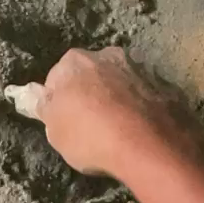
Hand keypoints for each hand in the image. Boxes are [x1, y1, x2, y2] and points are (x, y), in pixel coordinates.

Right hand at [11, 48, 203, 181]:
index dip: (59, 102)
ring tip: (120, 133)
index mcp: (75, 61)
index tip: (64, 123)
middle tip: (91, 128)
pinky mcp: (168, 86)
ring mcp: (142, 68)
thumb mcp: (54, 131)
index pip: (57, 78)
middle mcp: (108, 55)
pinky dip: (142, 109)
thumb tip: (35, 96)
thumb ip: (44, 108)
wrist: (151, 147)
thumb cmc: (91, 137)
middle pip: (92, 76)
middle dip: (91, 95)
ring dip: (118, 100)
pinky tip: (142, 133)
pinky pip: (147, 96)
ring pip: (122, 83)